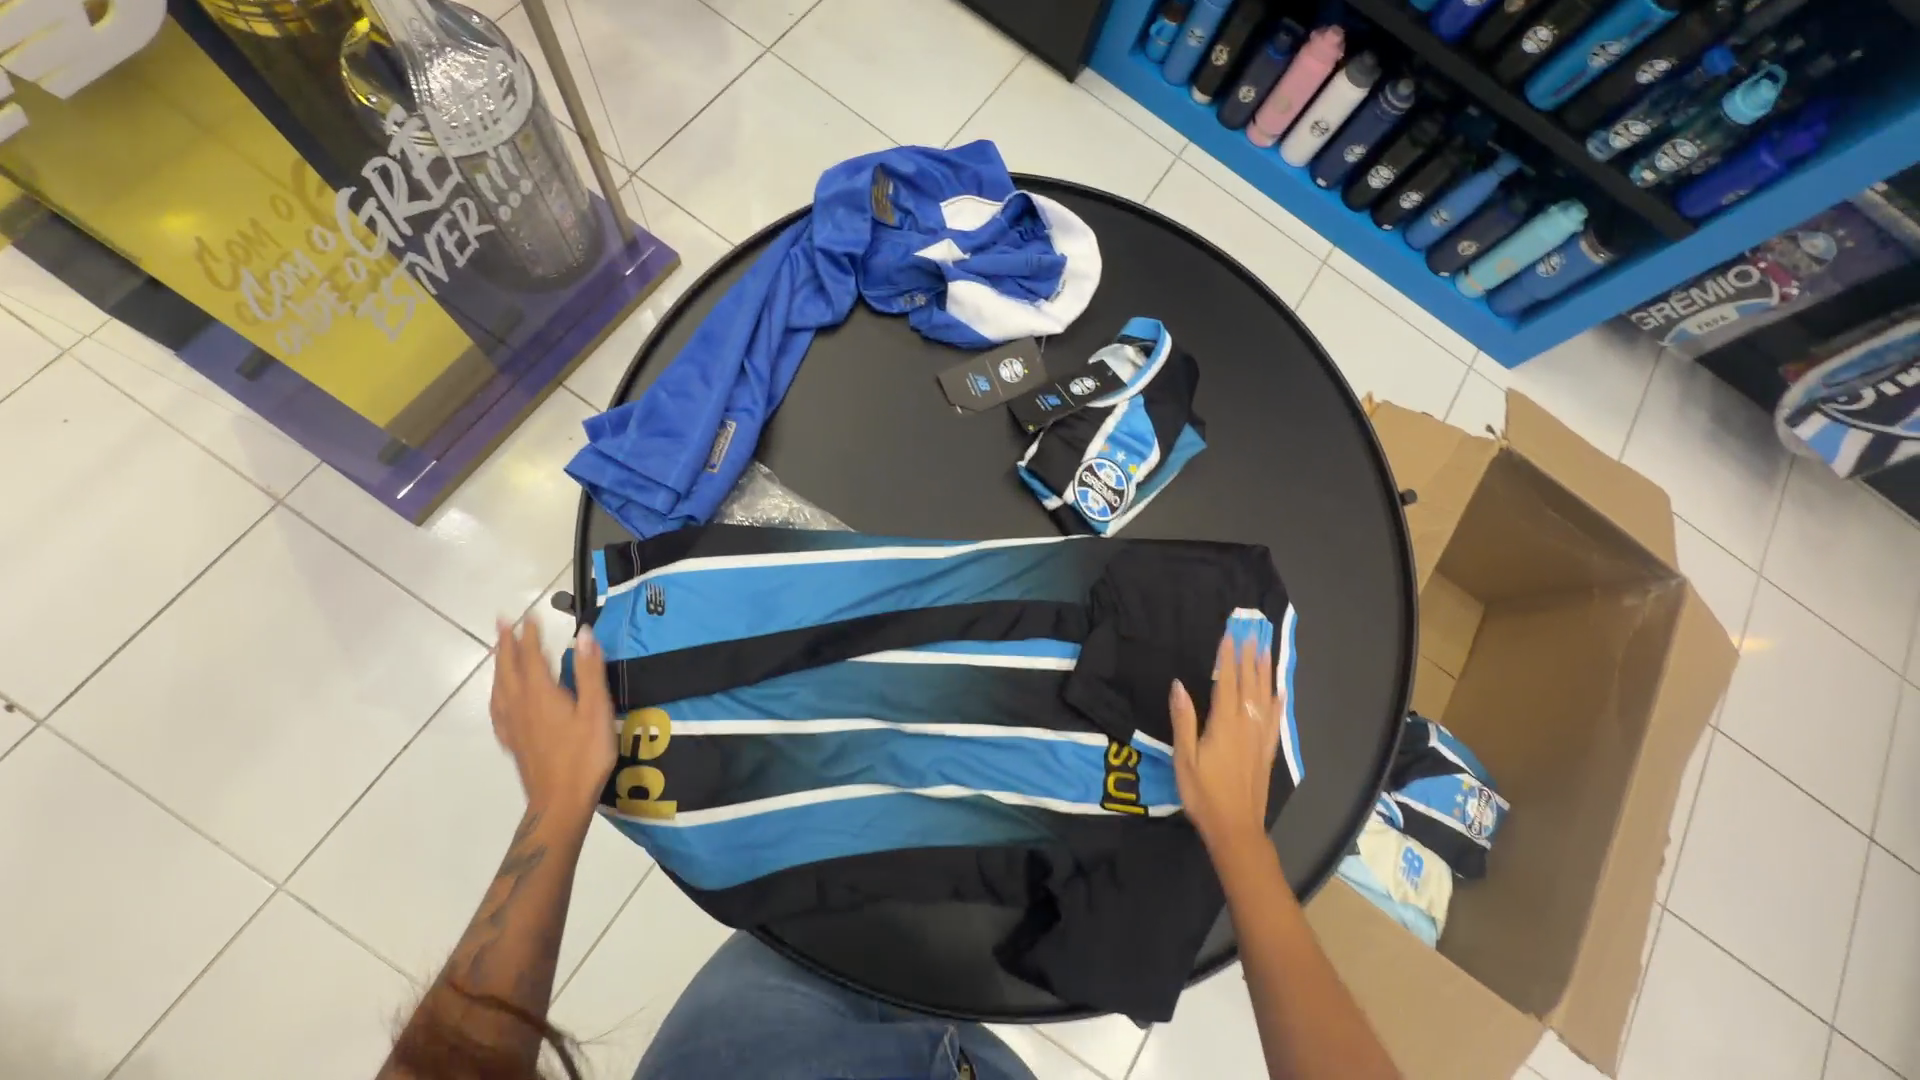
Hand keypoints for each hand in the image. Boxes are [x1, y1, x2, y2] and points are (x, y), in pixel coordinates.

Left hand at [490, 618, 615, 818]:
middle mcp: (520, 704)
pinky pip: (497, 709)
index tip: (529, 615)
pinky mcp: (513, 741)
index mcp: (541, 694)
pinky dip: (497, 693)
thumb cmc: (584, 755)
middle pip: (508, 668)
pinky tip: (499, 696)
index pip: (532, 656)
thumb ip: (590, 672)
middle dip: (506, 643)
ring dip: (499, 664)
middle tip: (502, 622)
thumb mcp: (596, 710)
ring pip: (499, 687)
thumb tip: (584, 634)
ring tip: (500, 651)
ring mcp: (513, 724)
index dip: (530, 635)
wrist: (559, 801)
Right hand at [1170, 625, 1283, 859]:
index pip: (1228, 682)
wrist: (1235, 827)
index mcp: (1225, 724)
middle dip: (1249, 658)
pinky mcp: (1267, 752)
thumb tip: (1179, 685)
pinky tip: (1280, 693)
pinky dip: (1278, 703)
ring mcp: (1260, 739)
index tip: (1229, 634)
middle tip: (1251, 633)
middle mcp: (1247, 726)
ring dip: (1265, 673)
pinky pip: (1275, 721)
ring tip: (1266, 651)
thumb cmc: (1203, 793)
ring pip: (1266, 698)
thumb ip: (1184, 720)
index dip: (1229, 658)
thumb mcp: (1184, 757)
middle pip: (1250, 685)